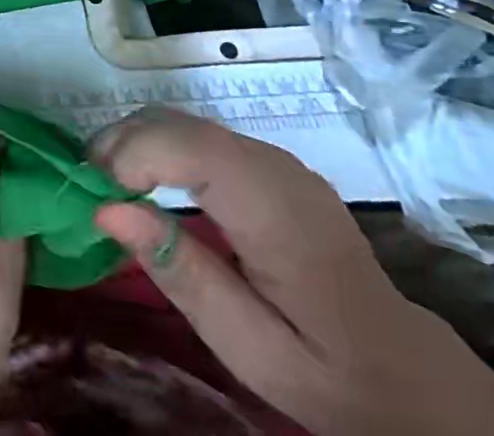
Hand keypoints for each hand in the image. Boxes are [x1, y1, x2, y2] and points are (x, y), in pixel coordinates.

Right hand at [89, 108, 493, 435]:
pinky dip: (151, 150)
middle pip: (169, 122)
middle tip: (87, 199)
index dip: (124, 159)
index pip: (181, 144)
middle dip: (114, 149)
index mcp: (274, 206)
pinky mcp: (264, 164)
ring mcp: (270, 157)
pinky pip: (191, 135)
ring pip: (174, 120)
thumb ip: (180, 273)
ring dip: (128, 147)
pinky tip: (142, 189)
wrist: (407, 373)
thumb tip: (105, 209)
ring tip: (107, 196)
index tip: (95, 204)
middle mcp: (272, 164)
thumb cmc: (328, 369)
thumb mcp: (250, 346)